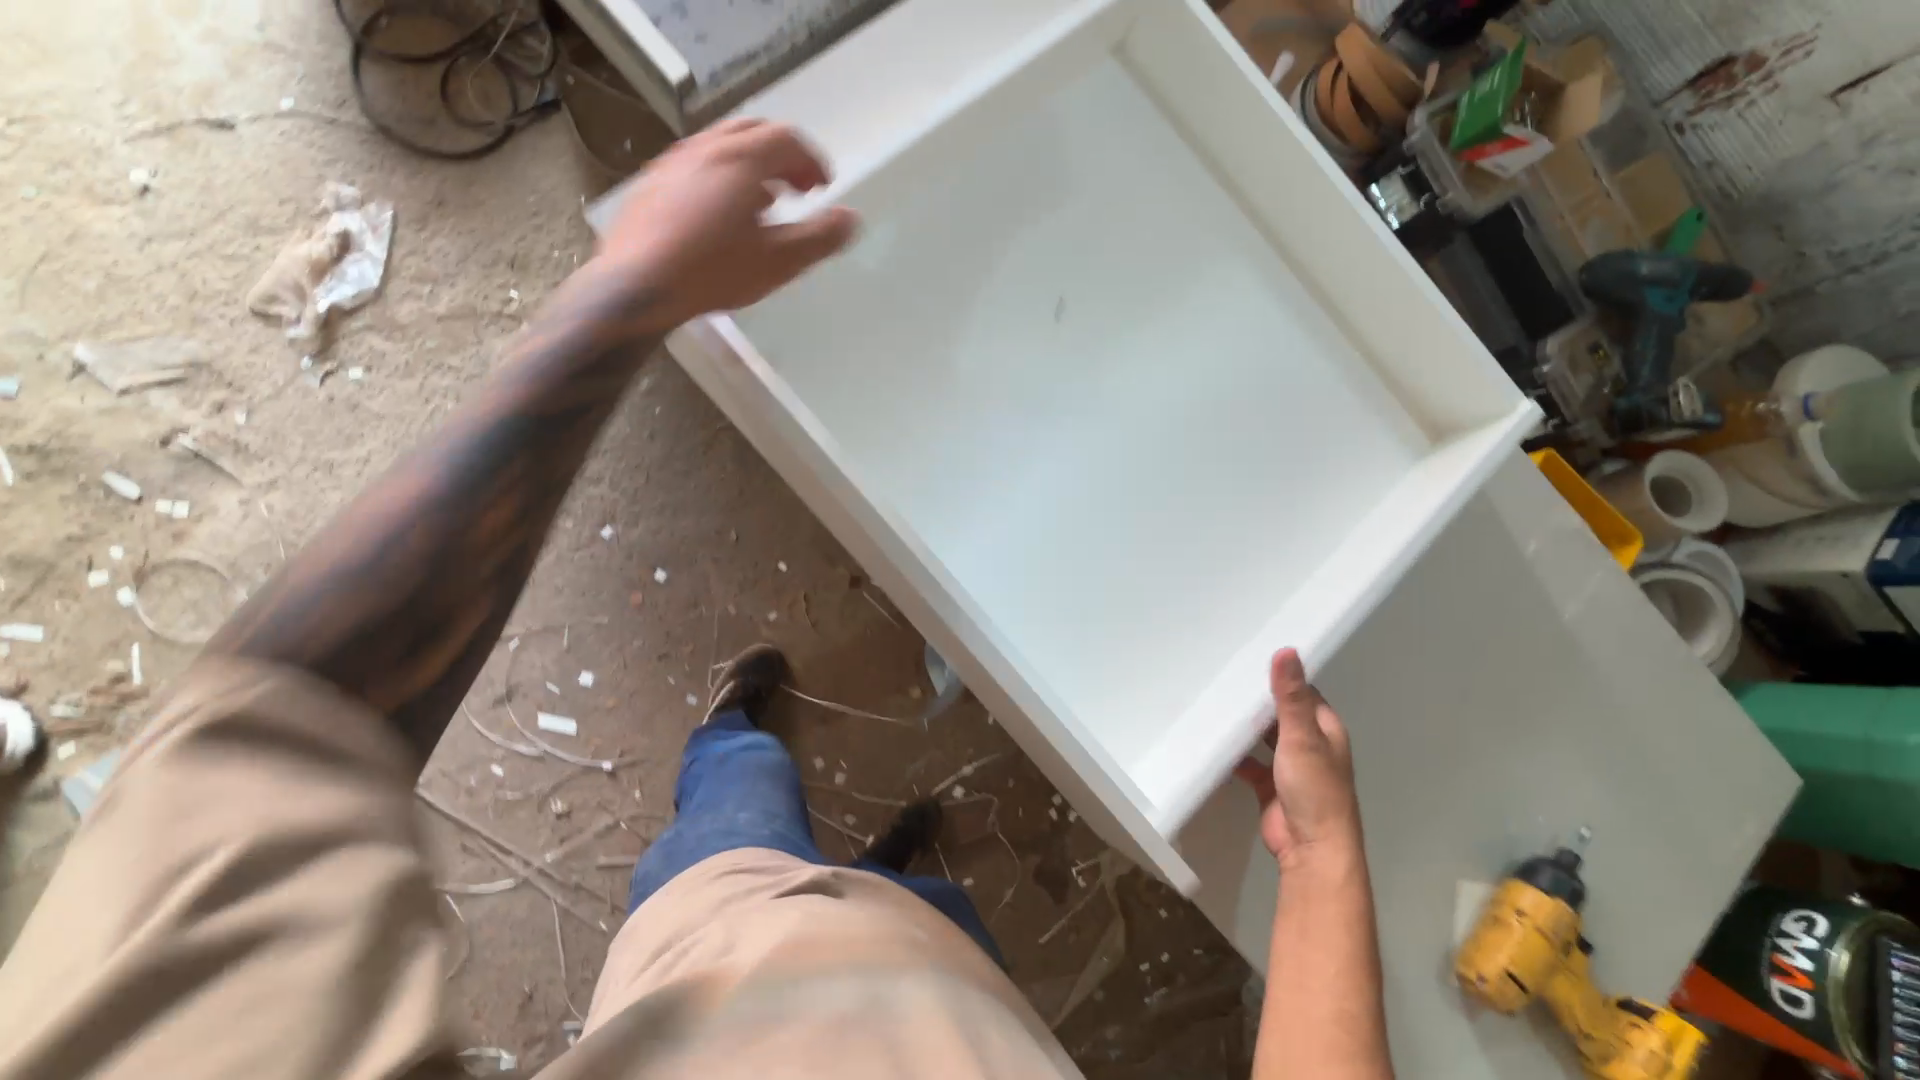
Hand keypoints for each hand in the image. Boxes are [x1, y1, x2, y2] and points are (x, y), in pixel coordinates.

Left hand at [598, 118, 858, 327]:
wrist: (636, 286)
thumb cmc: (714, 272)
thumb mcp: (779, 261)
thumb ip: (820, 237)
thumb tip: (851, 219)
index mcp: (742, 159)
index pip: (788, 139)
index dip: (812, 161)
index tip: (823, 188)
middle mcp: (706, 149)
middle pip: (753, 131)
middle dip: (783, 156)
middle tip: (798, 187)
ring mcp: (673, 163)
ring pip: (721, 146)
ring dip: (752, 165)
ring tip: (764, 201)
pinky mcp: (651, 185)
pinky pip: (696, 165)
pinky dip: (721, 176)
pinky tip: (721, 215)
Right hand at [1233, 648, 1363, 872]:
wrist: (1311, 848)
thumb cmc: (1314, 787)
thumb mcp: (1301, 735)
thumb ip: (1290, 695)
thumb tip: (1286, 649)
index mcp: (1325, 728)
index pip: (1302, 692)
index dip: (1279, 677)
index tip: (1248, 661)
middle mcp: (1311, 744)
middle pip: (1281, 714)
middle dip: (1257, 701)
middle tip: (1222, 680)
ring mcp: (1290, 766)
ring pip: (1264, 738)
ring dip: (1245, 728)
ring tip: (1213, 705)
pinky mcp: (1270, 787)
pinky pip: (1249, 763)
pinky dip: (1234, 756)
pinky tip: (1213, 744)